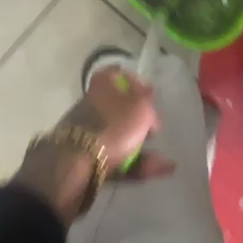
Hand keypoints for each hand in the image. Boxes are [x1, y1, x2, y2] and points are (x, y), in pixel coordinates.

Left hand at [13, 62, 176, 224]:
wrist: (77, 162)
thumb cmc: (113, 125)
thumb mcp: (140, 105)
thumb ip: (147, 97)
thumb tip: (147, 93)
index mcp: (104, 83)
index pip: (121, 74)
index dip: (137, 84)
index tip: (150, 97)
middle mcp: (94, 104)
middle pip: (122, 108)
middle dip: (142, 122)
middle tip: (154, 130)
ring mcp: (90, 131)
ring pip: (121, 136)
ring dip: (144, 148)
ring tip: (165, 162)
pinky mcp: (90, 157)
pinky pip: (118, 158)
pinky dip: (138, 164)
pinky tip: (160, 169)